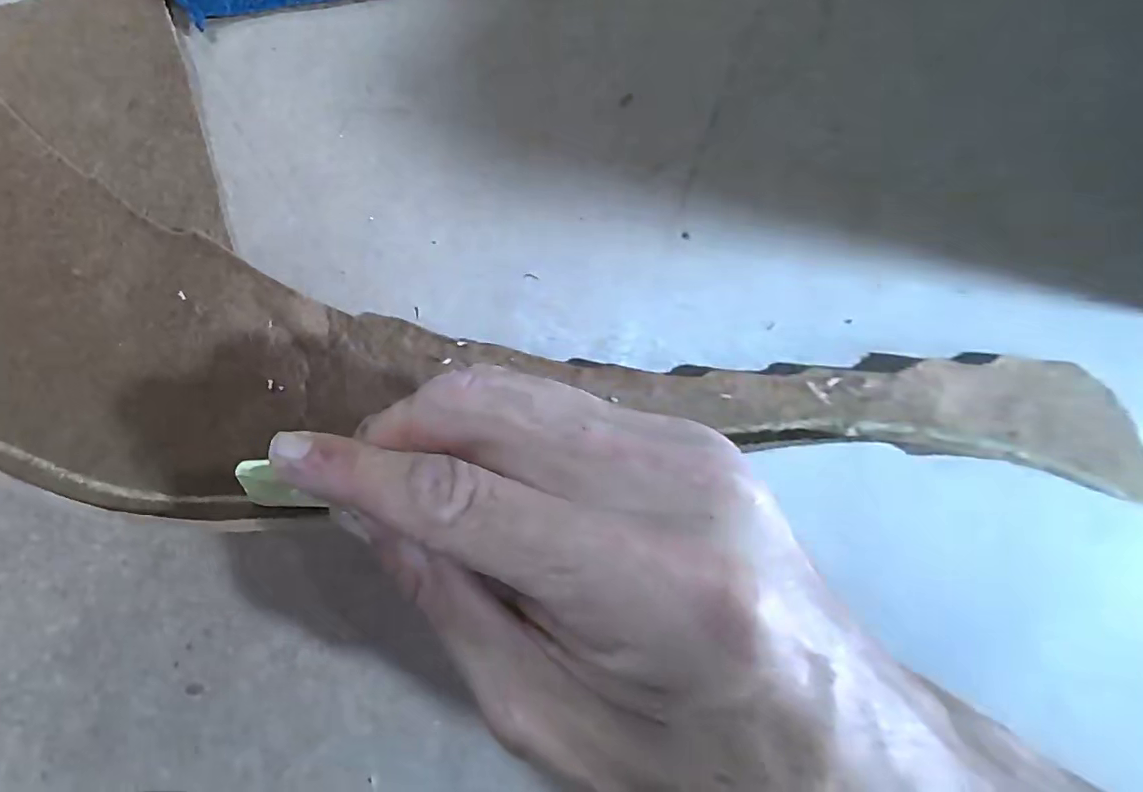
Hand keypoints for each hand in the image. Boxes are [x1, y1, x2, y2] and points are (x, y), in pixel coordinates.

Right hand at [269, 367, 1090, 789]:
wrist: (853, 740)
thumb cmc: (692, 765)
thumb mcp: (544, 718)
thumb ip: (444, 597)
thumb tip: (360, 510)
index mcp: (654, 590)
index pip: (462, 499)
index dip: (362, 472)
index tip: (289, 455)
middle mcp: (673, 490)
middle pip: (482, 412)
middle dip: (392, 431)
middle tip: (347, 471)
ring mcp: (684, 443)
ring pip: (507, 387)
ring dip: (430, 418)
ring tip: (401, 470)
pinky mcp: (681, 427)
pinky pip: (543, 399)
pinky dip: (483, 420)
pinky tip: (473, 466)